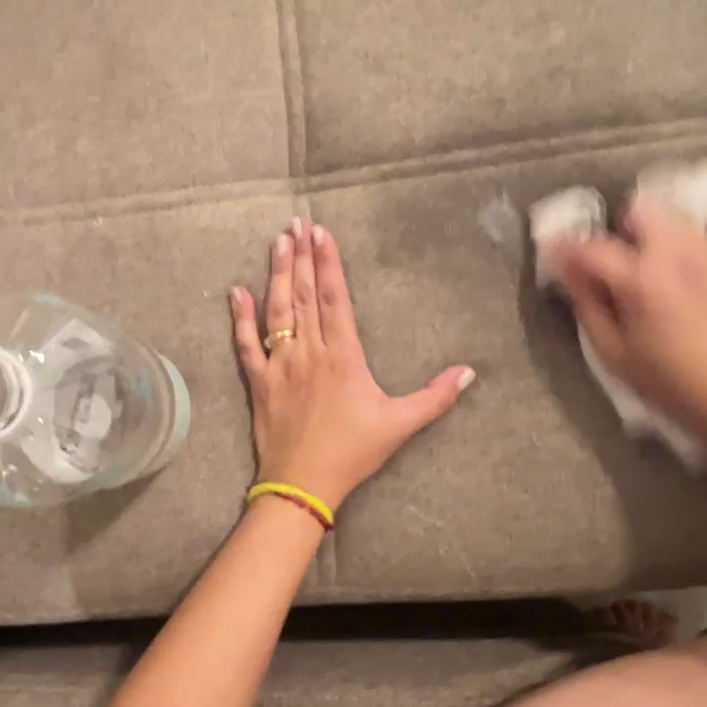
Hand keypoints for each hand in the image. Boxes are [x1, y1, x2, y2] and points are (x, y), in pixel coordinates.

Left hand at [230, 217, 474, 509]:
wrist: (303, 484)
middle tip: (297, 223)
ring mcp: (279, 365)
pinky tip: (236, 291)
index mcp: (343, 356)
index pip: (335, 298)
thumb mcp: (400, 424)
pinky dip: (240, 317)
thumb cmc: (353, 453)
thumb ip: (435, 397)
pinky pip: (246, 344)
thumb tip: (470, 372)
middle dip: (302, 256)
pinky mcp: (259, 382)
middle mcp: (309, 352)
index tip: (322, 233)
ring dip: (277, 274)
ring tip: (278, 243)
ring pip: (277, 311)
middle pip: (305, 295)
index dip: (329, 263)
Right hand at [548, 197, 706, 441]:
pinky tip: (690, 292)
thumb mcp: (614, 353)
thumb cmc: (672, 384)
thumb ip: (587, 304)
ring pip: (677, 223)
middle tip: (612, 260)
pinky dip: (687, 258)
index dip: (564, 246)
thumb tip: (566, 271)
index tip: (552, 253)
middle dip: (620, 227)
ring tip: (653, 276)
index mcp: (644, 279)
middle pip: (643, 210)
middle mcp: (682, 254)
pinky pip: (705, 245)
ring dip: (655, 240)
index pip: (591, 246)